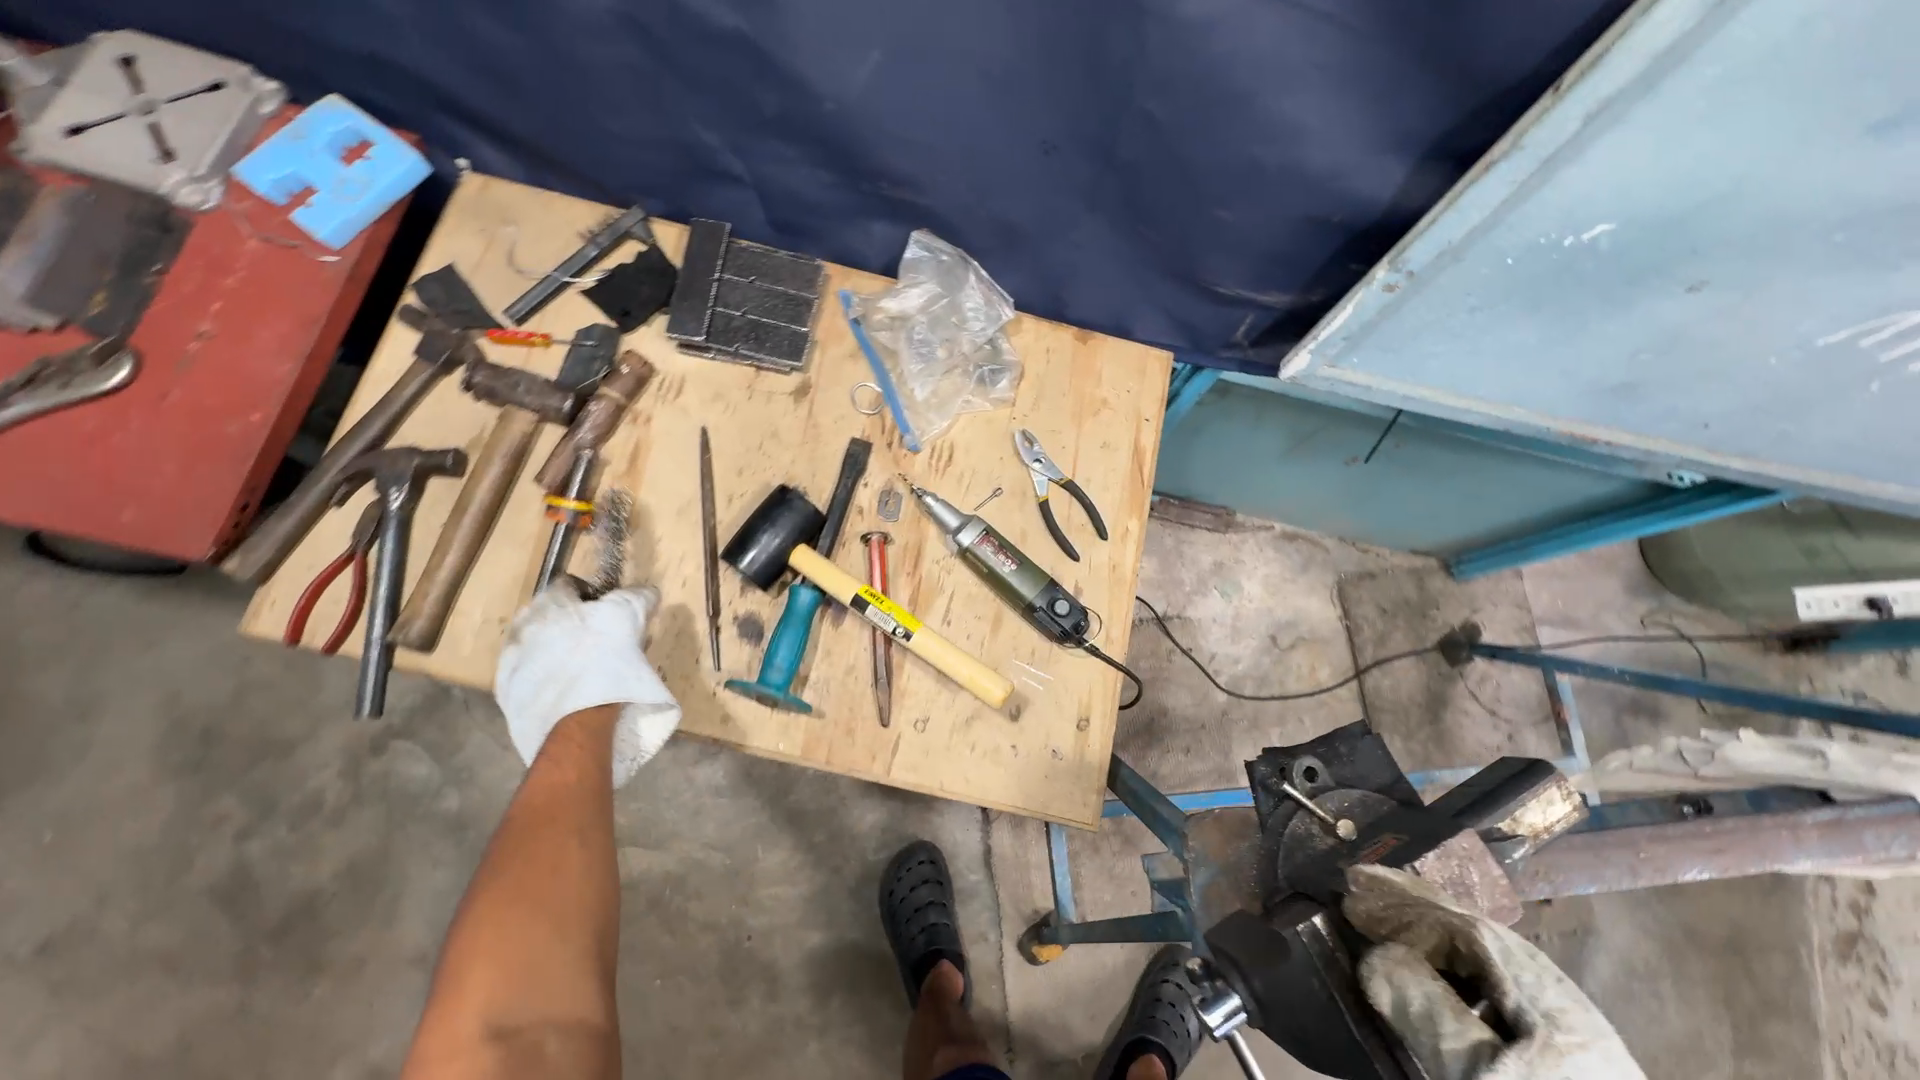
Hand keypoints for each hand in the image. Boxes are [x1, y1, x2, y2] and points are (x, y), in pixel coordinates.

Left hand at [494, 583, 681, 786]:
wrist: (577, 721)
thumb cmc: (605, 661)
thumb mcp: (629, 618)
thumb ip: (637, 597)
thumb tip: (646, 592)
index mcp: (549, 603)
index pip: (570, 584)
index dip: (594, 596)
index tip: (610, 612)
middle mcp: (522, 626)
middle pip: (551, 615)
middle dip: (572, 623)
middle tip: (598, 640)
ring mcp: (511, 661)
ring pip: (537, 645)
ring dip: (556, 650)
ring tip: (582, 669)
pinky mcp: (507, 693)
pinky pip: (529, 676)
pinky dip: (545, 678)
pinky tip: (566, 690)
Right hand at [1342, 865, 1644, 1079]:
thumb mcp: (1478, 1079)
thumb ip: (1430, 1016)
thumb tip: (1376, 957)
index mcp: (1550, 1004)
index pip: (1468, 933)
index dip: (1406, 912)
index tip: (1352, 902)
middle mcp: (1565, 1003)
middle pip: (1486, 936)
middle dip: (1419, 905)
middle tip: (1362, 882)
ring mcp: (1570, 1029)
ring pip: (1496, 958)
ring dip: (1436, 929)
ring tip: (1388, 913)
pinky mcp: (1565, 1054)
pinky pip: (1502, 984)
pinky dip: (1457, 962)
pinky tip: (1435, 969)